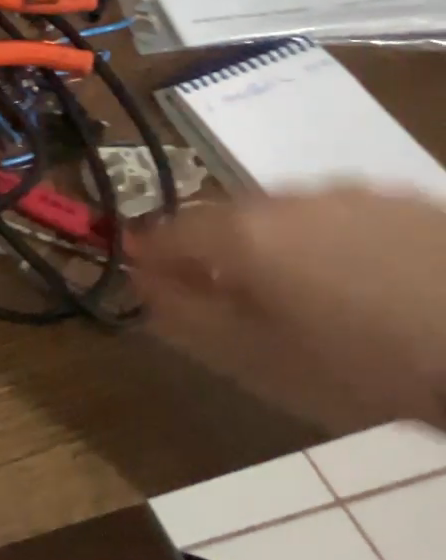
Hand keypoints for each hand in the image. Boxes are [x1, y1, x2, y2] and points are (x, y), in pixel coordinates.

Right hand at [129, 189, 445, 429]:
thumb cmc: (369, 364)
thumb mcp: (258, 358)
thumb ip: (182, 315)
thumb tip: (141, 283)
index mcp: (238, 232)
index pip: (162, 232)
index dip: (151, 259)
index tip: (156, 288)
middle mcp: (285, 198)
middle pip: (226, 220)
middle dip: (222, 253)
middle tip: (244, 301)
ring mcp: (356, 195)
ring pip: (290, 217)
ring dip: (284, 246)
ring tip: (321, 296)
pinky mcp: (418, 203)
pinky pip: (352, 220)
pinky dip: (345, 244)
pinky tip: (378, 285)